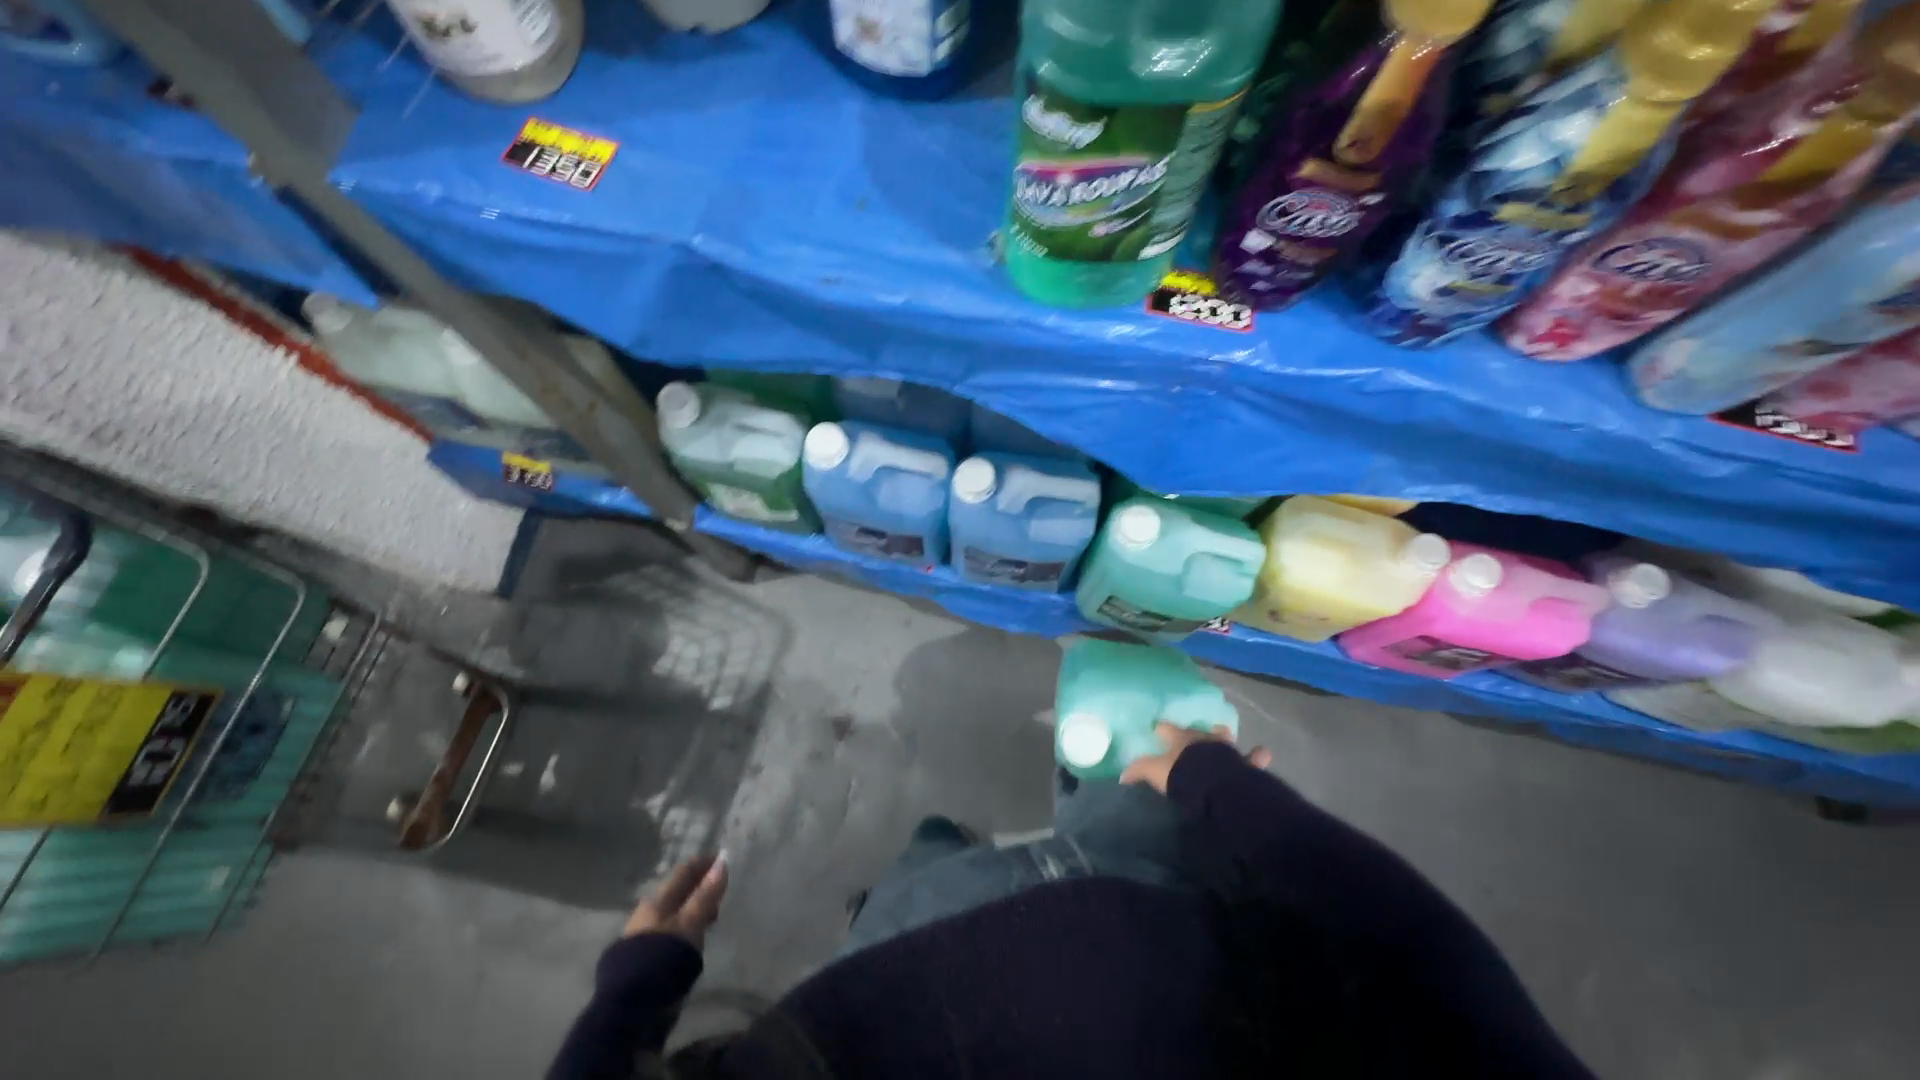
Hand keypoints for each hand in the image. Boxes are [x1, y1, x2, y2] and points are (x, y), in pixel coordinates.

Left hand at [624, 853, 727, 946]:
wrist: (633, 1002)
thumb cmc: (664, 956)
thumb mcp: (691, 923)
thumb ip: (706, 895)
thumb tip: (721, 862)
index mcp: (658, 900)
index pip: (683, 871)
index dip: (703, 863)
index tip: (722, 859)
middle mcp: (648, 911)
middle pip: (677, 890)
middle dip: (699, 885)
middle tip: (721, 887)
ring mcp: (645, 932)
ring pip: (674, 910)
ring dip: (693, 906)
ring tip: (712, 913)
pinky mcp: (645, 953)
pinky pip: (671, 928)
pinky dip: (686, 924)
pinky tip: (693, 935)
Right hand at [1121, 723, 1271, 794]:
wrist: (1216, 786)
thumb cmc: (1182, 775)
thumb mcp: (1154, 773)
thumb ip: (1139, 771)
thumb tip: (1122, 775)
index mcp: (1181, 738)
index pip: (1167, 729)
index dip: (1162, 728)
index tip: (1158, 728)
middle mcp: (1204, 739)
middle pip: (1199, 731)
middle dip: (1198, 731)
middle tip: (1197, 732)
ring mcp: (1227, 751)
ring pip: (1225, 739)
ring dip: (1224, 739)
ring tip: (1225, 735)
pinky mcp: (1245, 766)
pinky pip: (1254, 759)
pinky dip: (1257, 756)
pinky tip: (1263, 752)